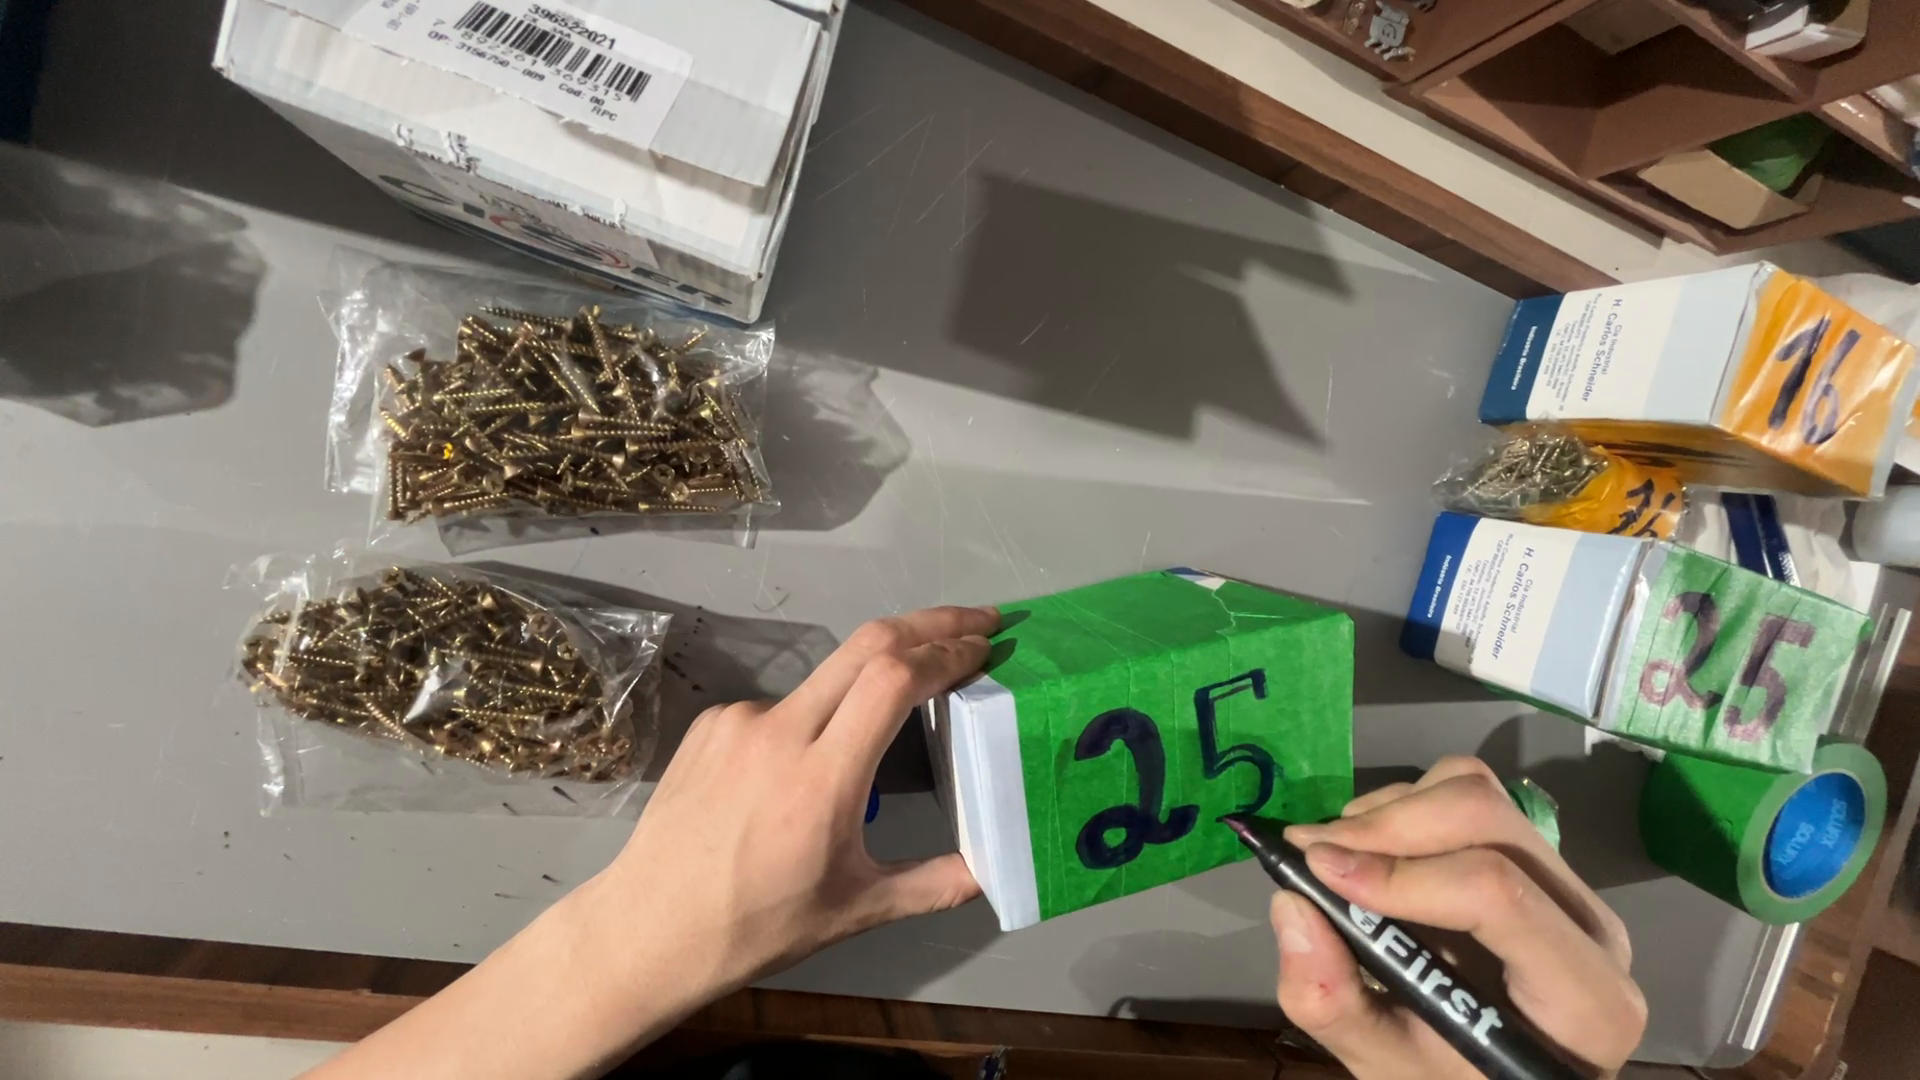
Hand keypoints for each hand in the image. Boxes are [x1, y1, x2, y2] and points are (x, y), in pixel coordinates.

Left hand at [306, 606, 999, 1079]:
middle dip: (931, 621)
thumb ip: (935, 884)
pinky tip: (807, 759)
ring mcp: (740, 718)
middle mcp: (779, 732)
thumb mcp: (857, 910)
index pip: (891, 680)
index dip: (943, 650)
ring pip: (828, 676)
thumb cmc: (759, 925)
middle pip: (867, 643)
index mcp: (822, 781)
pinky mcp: (713, 719)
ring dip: (873, 678)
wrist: (647, 928)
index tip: (982, 644)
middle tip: (977, 620)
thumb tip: (995, 866)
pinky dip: (817, 714)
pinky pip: (785, 702)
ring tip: (885, 724)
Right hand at [1269, 756, 1645, 1078]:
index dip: (1401, 874)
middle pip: (1484, 818)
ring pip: (1471, 790)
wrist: (1484, 1071)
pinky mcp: (1521, 848)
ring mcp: (1559, 879)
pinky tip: (1367, 846)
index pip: (1498, 895)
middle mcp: (1586, 924)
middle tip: (1313, 848)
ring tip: (1336, 850)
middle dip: (1384, 824)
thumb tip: (1292, 904)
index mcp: (1581, 998)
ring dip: (1384, 810)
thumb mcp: (1380, 1063)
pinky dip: (1395, 800)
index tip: (1318, 871)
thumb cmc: (1445, 1074)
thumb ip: (1331, 1000)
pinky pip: (1458, 785)